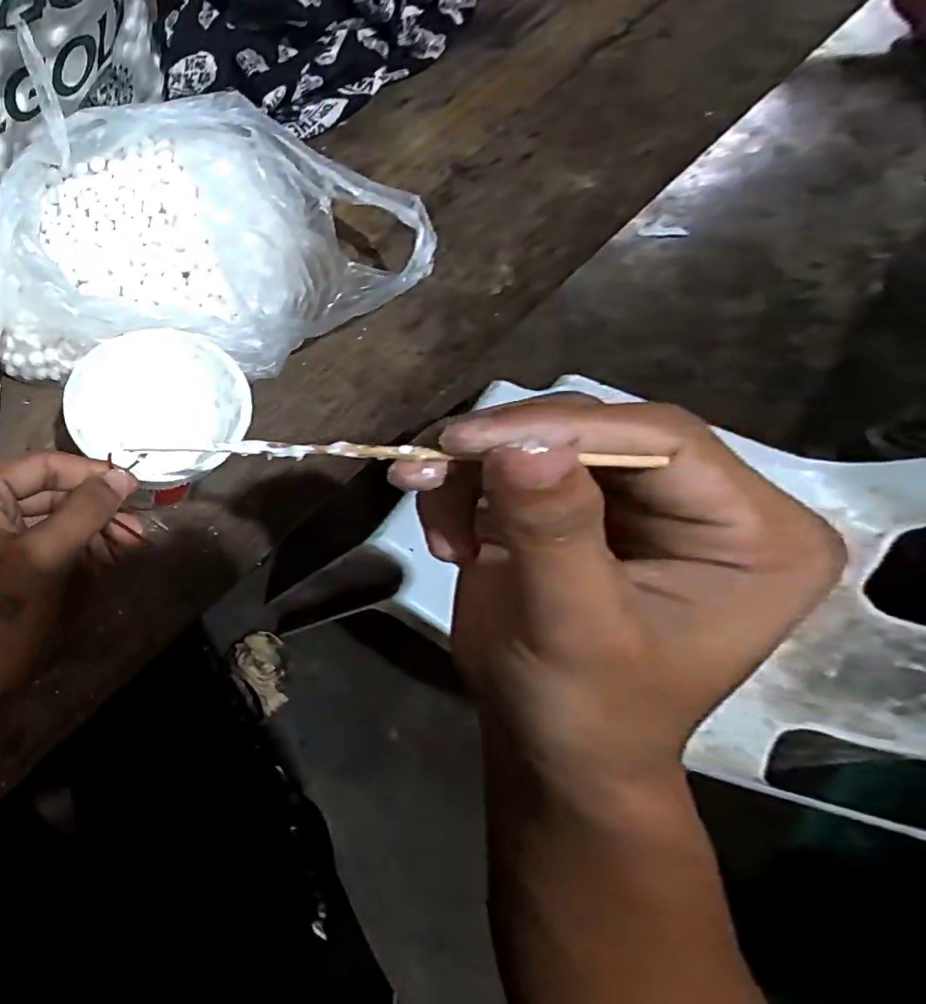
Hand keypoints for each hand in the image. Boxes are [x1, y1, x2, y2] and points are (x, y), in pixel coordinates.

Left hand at [0, 453, 142, 740]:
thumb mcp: (45, 558)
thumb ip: (84, 511)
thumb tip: (122, 475)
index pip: (45, 465)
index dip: (94, 475)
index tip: (139, 490)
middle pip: (48, 490)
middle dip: (95, 510)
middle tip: (140, 530)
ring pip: (47, 514)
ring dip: (89, 530)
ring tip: (131, 549)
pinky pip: (38, 536)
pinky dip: (71, 546)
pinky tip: (105, 561)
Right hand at [388, 396, 843, 788]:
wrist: (546, 739)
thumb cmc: (585, 702)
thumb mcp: (571, 623)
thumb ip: (552, 531)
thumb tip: (516, 446)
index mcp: (748, 531)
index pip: (658, 440)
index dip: (557, 429)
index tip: (458, 443)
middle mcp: (696, 504)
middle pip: (588, 431)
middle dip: (495, 450)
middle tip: (420, 470)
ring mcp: (623, 506)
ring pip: (531, 444)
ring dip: (463, 475)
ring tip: (435, 532)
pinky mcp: (561, 512)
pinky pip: (498, 471)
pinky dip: (455, 495)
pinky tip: (447, 542)